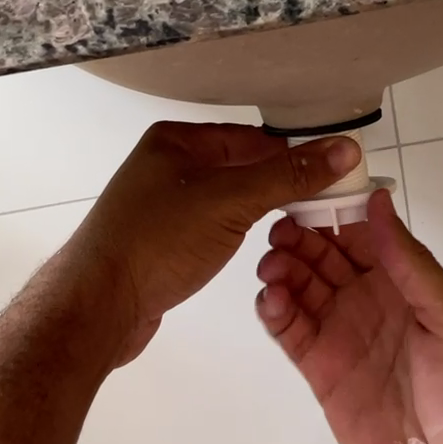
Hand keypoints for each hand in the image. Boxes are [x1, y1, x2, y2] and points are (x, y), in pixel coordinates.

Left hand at [63, 122, 358, 365]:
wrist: (97, 306)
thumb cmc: (160, 240)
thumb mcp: (230, 201)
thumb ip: (287, 176)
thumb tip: (345, 148)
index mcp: (176, 140)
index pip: (250, 138)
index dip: (293, 152)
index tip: (335, 171)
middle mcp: (166, 164)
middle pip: (239, 166)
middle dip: (280, 181)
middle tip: (328, 201)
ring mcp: (160, 203)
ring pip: (226, 197)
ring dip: (260, 206)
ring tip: (302, 221)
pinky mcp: (160, 239)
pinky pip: (210, 223)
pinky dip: (236, 228)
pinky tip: (257, 241)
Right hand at [255, 193, 442, 443]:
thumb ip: (411, 262)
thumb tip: (380, 203)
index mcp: (407, 286)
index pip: (362, 234)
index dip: (334, 212)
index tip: (308, 194)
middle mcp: (373, 304)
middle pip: (325, 256)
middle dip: (300, 236)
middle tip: (279, 230)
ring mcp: (345, 337)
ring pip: (302, 287)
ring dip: (282, 268)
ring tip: (272, 264)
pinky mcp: (323, 372)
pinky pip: (290, 331)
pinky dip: (274, 310)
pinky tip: (270, 299)